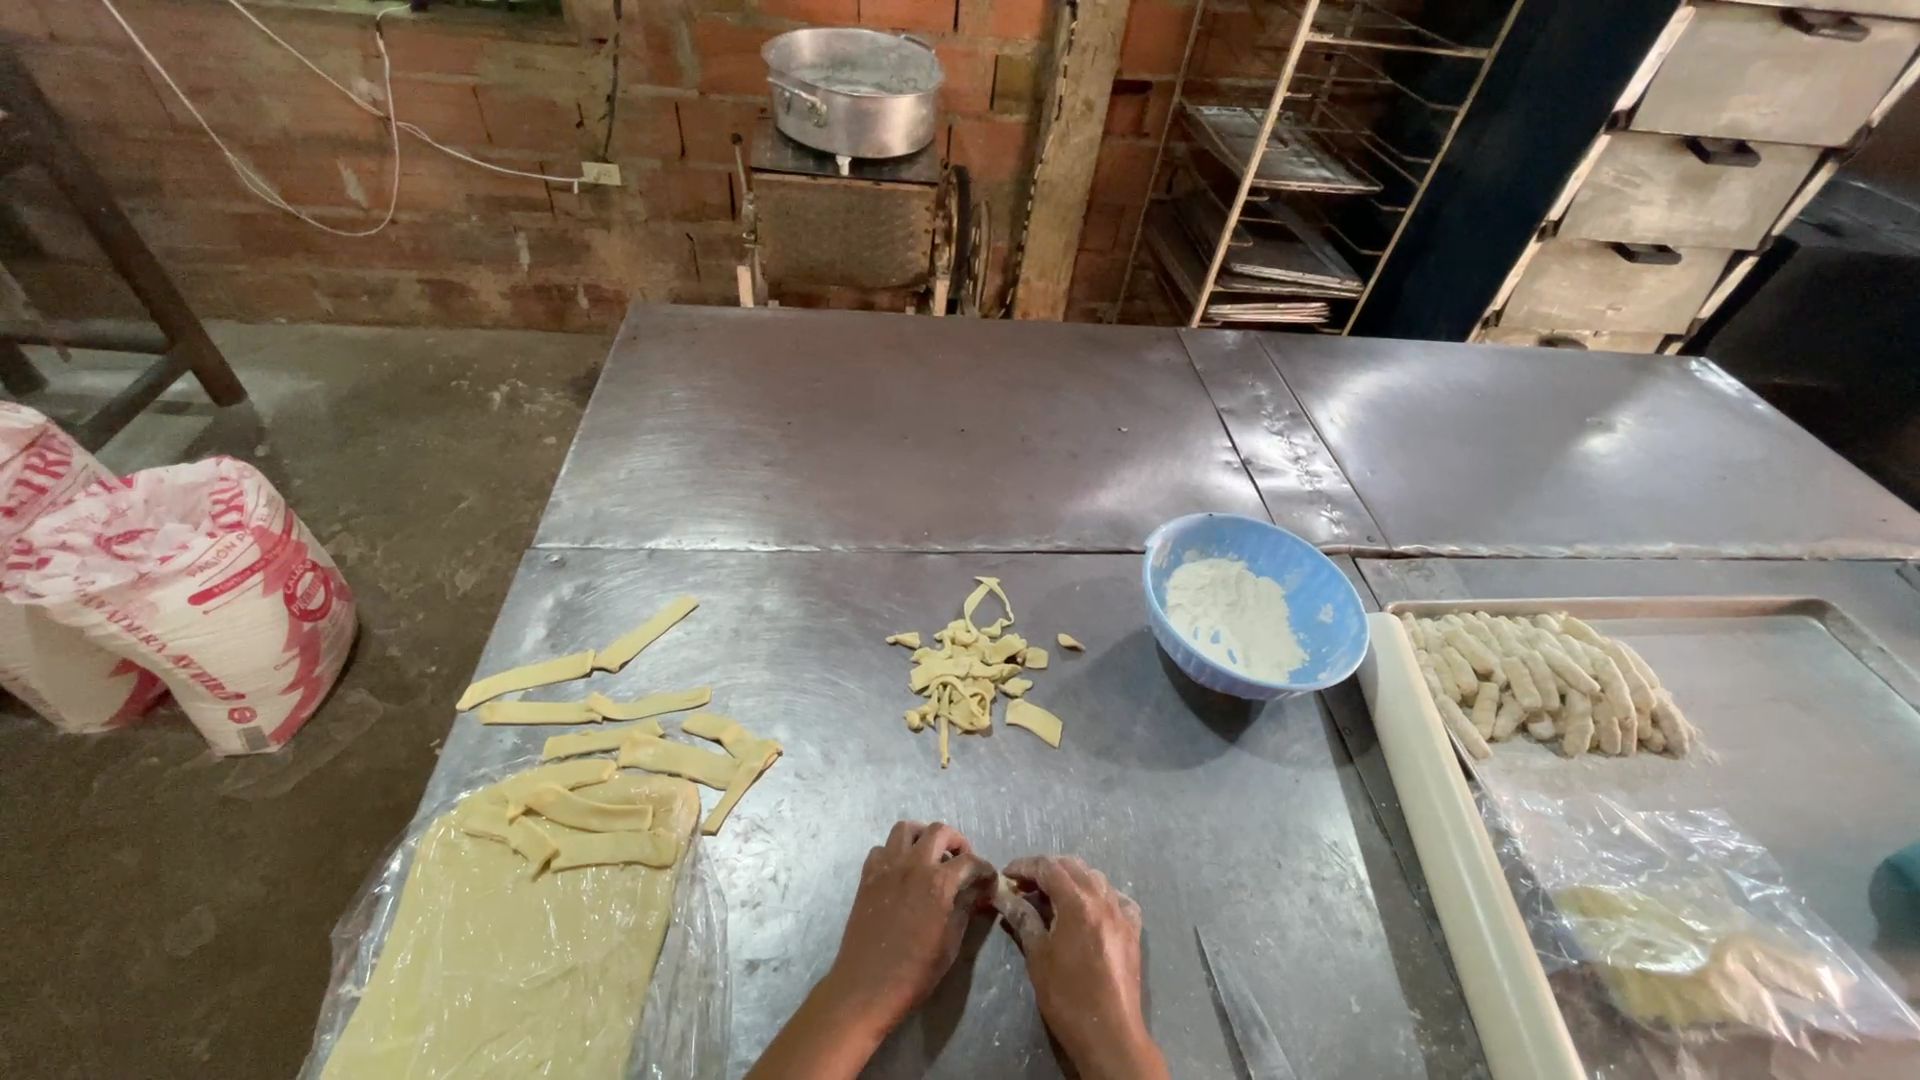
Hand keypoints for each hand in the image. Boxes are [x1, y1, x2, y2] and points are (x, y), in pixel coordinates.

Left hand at [824, 820, 994, 1032]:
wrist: (869, 985)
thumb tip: (979, 891)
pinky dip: (895, 852)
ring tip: (930, 855)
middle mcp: (913, 864)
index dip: (985, 869)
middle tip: (961, 860)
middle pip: (939, 831)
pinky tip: (902, 870)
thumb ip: (965, 907)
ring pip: (905, 829)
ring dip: (922, 836)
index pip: (970, 861)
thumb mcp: (951, 941)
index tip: (989, 880)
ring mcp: (887, 866)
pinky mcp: (868, 875)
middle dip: (957, 841)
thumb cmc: (916, 970)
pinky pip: (882, 848)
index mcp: (939, 882)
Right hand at [998, 856, 1167, 1079]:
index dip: (1024, 866)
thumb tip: (1004, 895)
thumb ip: (1023, 918)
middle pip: (1072, 866)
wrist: (1109, 1034)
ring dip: (1072, 878)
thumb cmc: (1067, 997)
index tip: (1007, 875)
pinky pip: (1118, 898)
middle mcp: (1102, 899)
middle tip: (1024, 886)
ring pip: (1095, 878)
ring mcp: (1121, 913)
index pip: (1048, 867)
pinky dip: (1100, 895)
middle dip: (1046, 870)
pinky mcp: (1133, 930)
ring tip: (1052, 896)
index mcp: (1077, 902)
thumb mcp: (1038, 955)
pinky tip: (1090, 908)